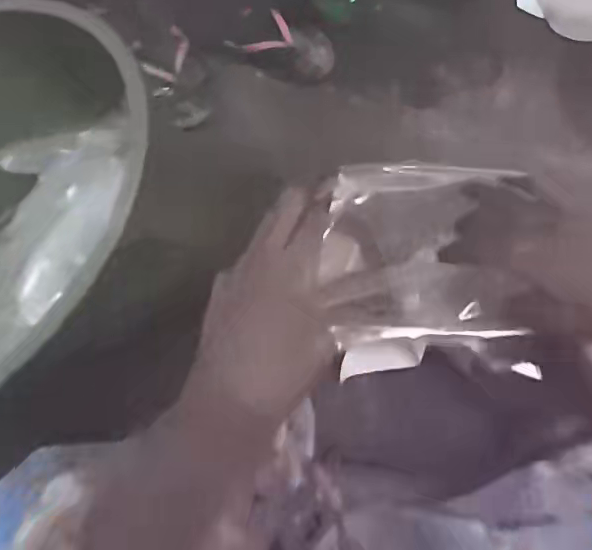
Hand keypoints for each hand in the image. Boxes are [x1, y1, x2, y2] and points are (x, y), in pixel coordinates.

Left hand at [174, 188, 336, 440]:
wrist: (225, 402)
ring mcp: (237, 269)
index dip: (332, 199)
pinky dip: (263, 256)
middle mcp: (262, 256)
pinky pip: (245, 258)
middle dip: (306, 195)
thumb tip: (371, 295)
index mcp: (291, 265)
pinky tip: (271, 273)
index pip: (316, 217)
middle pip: (285, 206)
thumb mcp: (326, 344)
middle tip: (326, 196)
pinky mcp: (221, 287)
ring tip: (302, 225)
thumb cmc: (283, 373)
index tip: (346, 188)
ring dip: (283, 219)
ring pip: (263, 227)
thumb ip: (347, 313)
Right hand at [444, 183, 591, 339]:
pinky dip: (537, 182)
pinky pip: (555, 185)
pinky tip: (533, 178)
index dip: (462, 249)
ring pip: (523, 192)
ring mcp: (569, 208)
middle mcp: (545, 225)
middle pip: (500, 212)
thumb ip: (535, 311)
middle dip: (476, 212)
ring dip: (500, 189)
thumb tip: (498, 303)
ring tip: (483, 184)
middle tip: (458, 211)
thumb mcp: (578, 319)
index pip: (486, 248)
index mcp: (535, 256)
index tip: (443, 252)